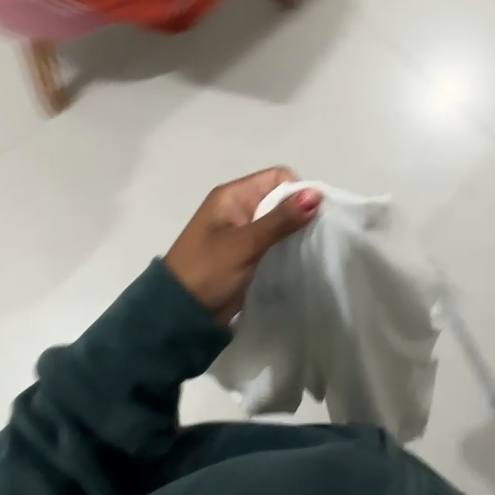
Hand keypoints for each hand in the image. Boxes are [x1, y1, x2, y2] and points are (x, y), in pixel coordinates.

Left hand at [163, 166, 321, 322]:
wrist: (177, 317)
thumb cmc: (207, 272)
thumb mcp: (245, 244)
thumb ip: (280, 219)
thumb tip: (316, 194)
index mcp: (232, 195)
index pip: (277, 177)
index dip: (298, 191)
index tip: (314, 216)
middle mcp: (238, 207)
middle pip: (279, 197)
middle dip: (299, 212)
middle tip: (316, 235)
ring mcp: (241, 231)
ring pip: (278, 221)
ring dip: (293, 231)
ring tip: (310, 248)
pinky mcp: (245, 253)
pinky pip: (272, 241)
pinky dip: (285, 247)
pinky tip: (297, 260)